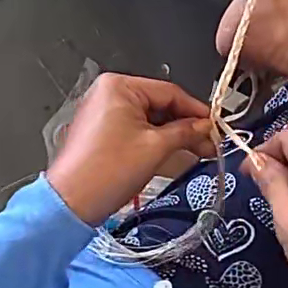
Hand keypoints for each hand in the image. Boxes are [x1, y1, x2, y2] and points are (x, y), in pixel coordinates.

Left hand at [46, 74, 214, 224]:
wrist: (72, 202)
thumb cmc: (104, 171)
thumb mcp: (156, 147)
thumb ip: (185, 132)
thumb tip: (204, 127)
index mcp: (117, 86)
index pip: (169, 91)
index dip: (196, 110)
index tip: (215, 125)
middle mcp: (107, 94)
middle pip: (159, 104)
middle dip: (185, 126)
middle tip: (209, 143)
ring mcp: (103, 112)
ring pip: (149, 118)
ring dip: (172, 135)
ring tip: (196, 151)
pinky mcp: (102, 130)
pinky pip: (135, 129)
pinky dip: (155, 140)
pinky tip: (174, 152)